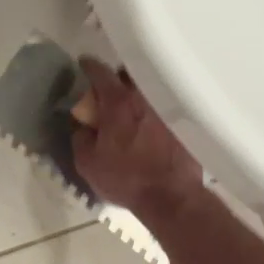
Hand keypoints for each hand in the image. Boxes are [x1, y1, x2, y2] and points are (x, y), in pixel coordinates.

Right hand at [71, 57, 202, 217]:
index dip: (88, 66)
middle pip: (128, 74)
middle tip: (109, 94)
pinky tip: (152, 128)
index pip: (99, 71)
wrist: (171, 197)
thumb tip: (83, 126)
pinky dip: (155, 112)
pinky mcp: (183, 123)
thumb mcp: (87, 163)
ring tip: (133, 110)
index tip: (83, 66)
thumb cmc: (125, 179)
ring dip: (138, 95)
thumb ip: (80, 137)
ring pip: (149, 89)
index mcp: (117, 101)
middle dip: (116, 80)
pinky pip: (164, 108)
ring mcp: (166, 108)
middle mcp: (144, 97)